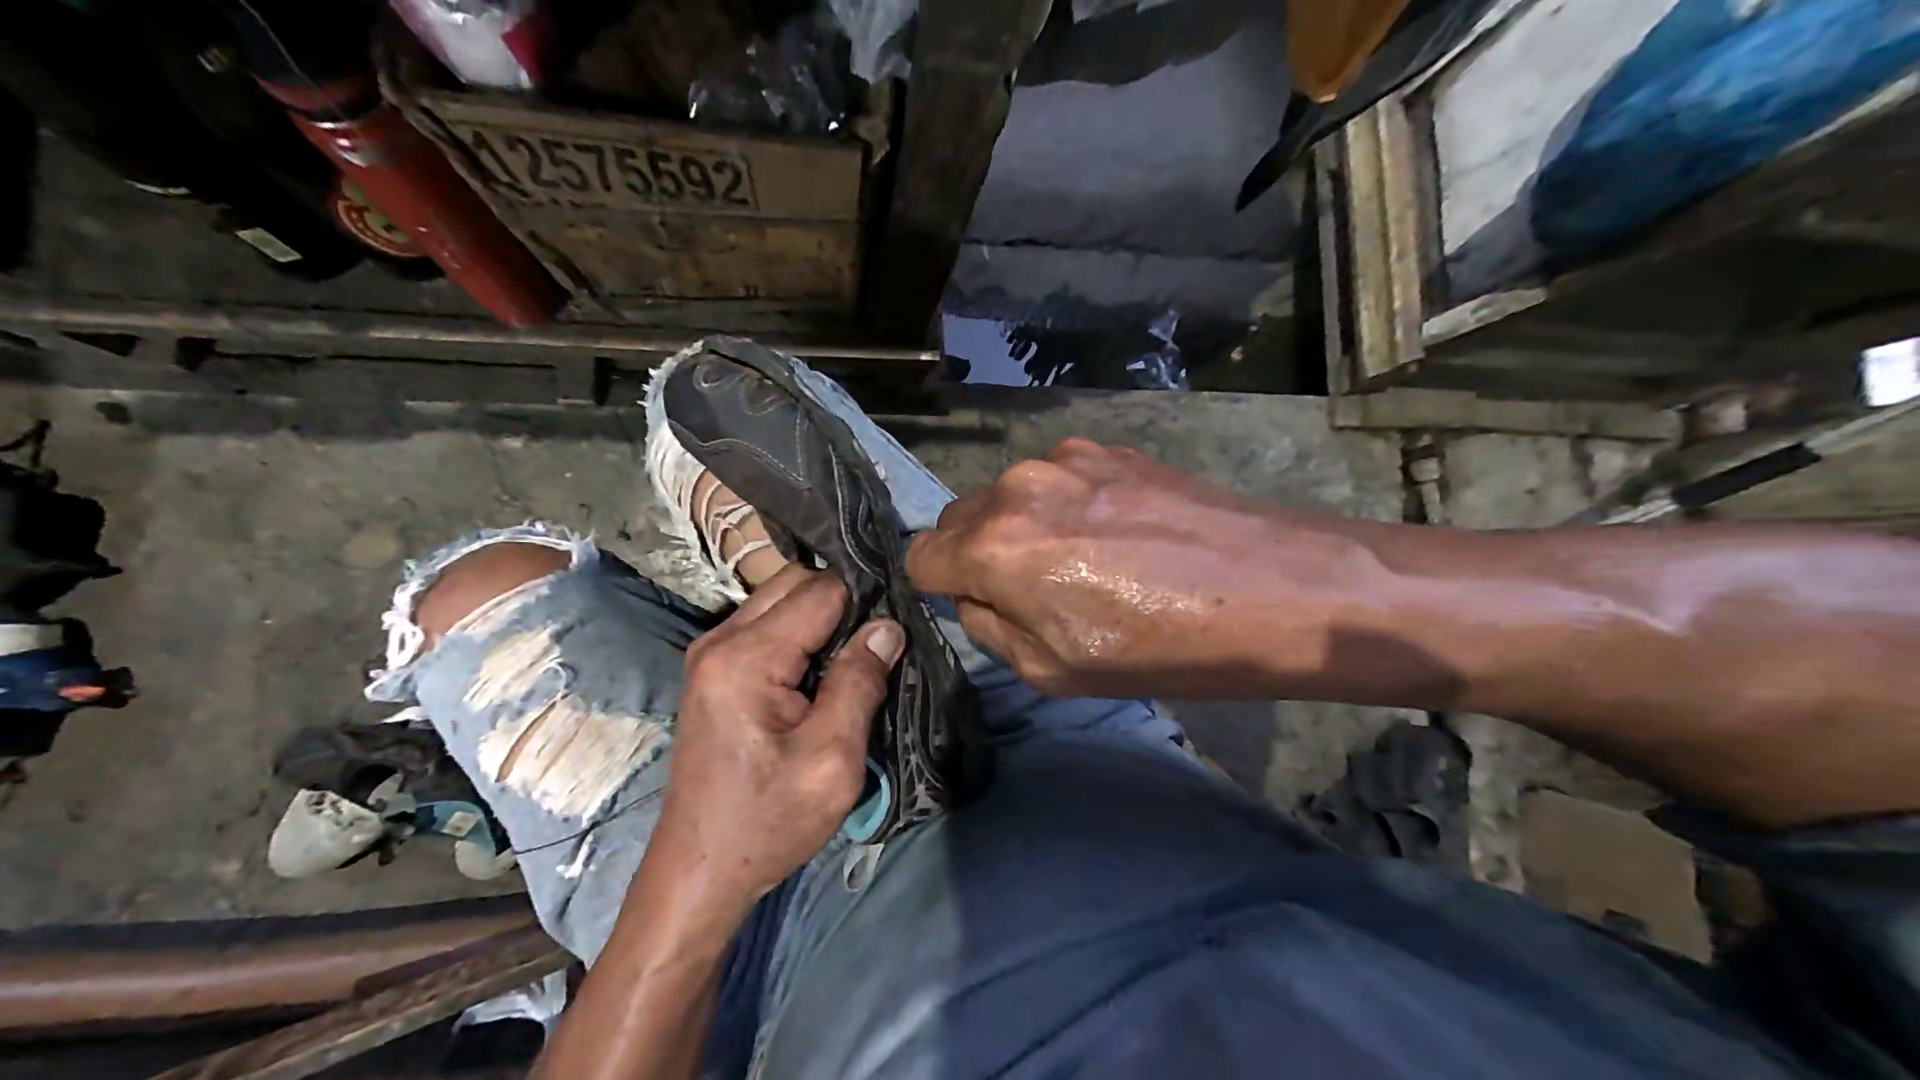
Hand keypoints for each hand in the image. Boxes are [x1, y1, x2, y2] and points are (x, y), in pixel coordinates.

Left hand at [650, 566, 903, 913]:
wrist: (700, 872)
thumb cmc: (767, 822)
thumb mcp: (831, 760)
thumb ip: (859, 684)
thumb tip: (887, 627)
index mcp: (746, 657)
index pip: (820, 591)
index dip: (865, 600)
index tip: (898, 623)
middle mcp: (720, 640)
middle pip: (795, 583)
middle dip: (842, 601)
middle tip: (879, 641)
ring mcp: (711, 654)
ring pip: (779, 601)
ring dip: (821, 618)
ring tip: (857, 656)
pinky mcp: (714, 673)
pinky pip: (766, 627)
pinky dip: (800, 635)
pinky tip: (822, 670)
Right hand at [906, 439, 1373, 698]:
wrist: (1277, 589)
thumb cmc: (1161, 649)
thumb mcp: (1053, 671)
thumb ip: (989, 627)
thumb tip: (974, 596)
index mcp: (994, 546)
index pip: (920, 556)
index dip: (940, 586)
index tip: (977, 603)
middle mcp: (1017, 487)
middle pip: (958, 518)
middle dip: (975, 554)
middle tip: (1032, 590)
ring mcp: (1066, 458)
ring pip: (1008, 496)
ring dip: (1022, 527)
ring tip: (1086, 561)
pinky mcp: (1109, 447)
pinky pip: (1057, 480)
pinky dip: (1065, 505)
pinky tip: (1118, 534)